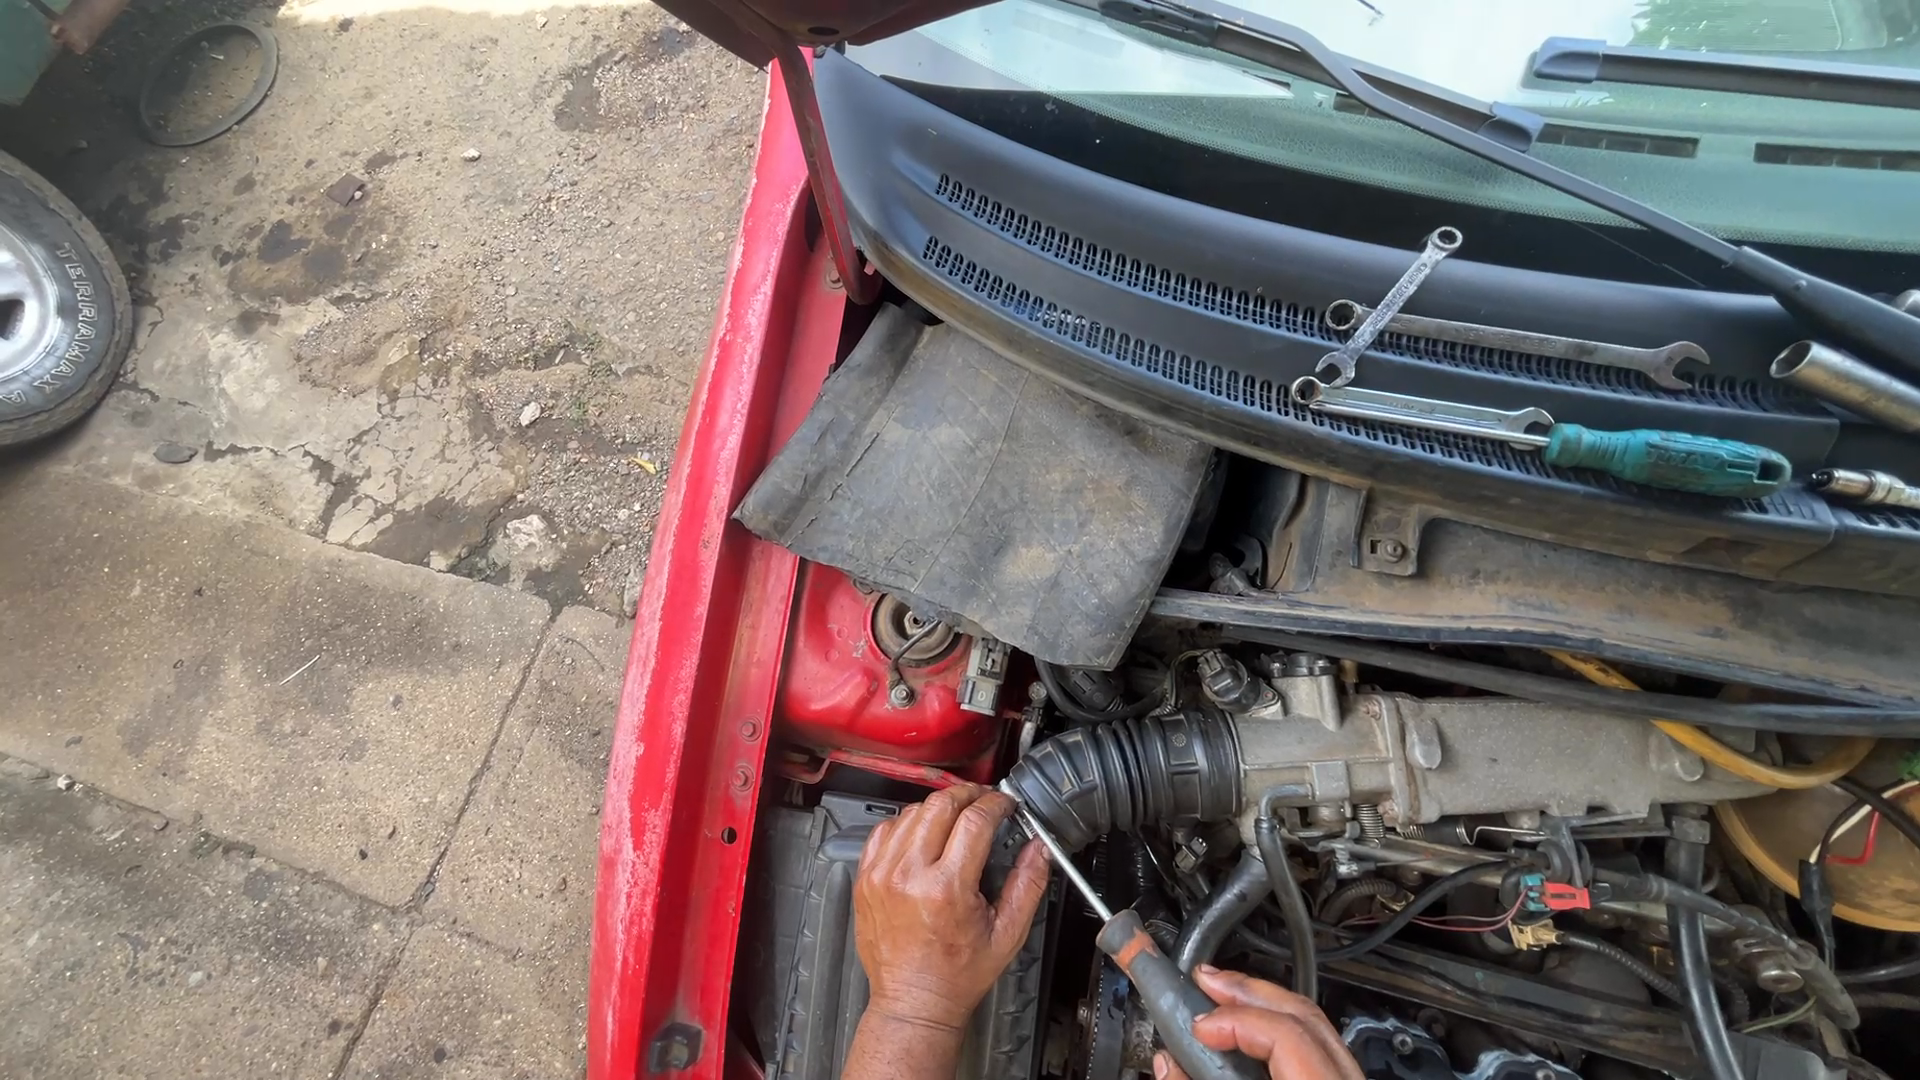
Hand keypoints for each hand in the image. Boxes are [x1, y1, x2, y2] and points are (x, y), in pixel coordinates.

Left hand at [853, 784, 1050, 1032]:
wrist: (913, 1003)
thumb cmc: (957, 975)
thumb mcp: (1007, 934)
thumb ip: (1028, 884)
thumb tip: (1040, 847)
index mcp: (947, 889)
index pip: (975, 820)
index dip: (996, 804)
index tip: (1005, 805)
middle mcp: (910, 875)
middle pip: (941, 805)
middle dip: (968, 795)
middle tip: (983, 801)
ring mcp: (882, 874)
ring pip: (913, 811)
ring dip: (939, 807)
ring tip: (956, 818)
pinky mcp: (866, 877)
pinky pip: (886, 830)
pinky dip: (907, 823)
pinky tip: (923, 833)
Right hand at [1155, 967, 1364, 1079]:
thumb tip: (1168, 1064)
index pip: (1288, 1033)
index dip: (1235, 1019)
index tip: (1197, 1025)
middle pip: (1304, 1013)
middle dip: (1245, 990)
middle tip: (1202, 981)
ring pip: (1315, 1024)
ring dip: (1260, 1004)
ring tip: (1219, 997)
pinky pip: (1321, 1047)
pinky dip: (1281, 1031)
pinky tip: (1250, 1032)